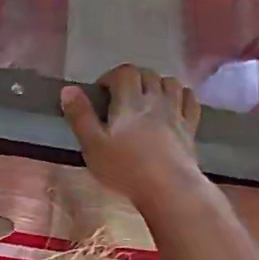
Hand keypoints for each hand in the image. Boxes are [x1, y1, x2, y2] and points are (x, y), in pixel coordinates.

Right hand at [59, 64, 203, 203]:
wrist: (166, 186)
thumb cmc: (123, 168)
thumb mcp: (92, 145)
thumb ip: (80, 117)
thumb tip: (68, 89)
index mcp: (130, 102)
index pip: (124, 73)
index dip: (110, 76)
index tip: (100, 91)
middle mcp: (156, 99)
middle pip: (148, 75)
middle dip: (133, 79)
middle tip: (120, 95)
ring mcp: (176, 111)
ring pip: (170, 83)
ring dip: (157, 83)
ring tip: (146, 97)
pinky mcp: (190, 126)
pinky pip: (190, 99)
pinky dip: (181, 95)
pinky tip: (175, 102)